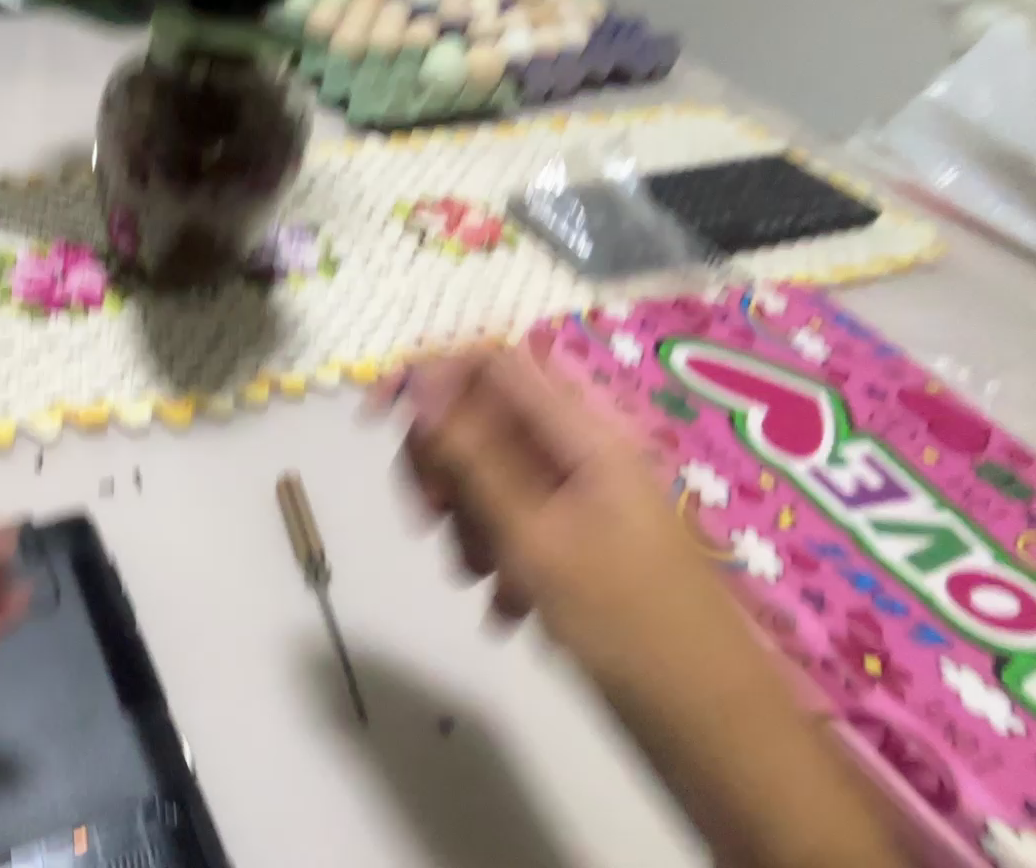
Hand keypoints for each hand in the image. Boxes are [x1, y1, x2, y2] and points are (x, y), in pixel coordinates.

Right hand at [393, 350, 910, 866]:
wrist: (708, 721)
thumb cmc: (623, 622)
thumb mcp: (530, 532)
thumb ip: (470, 452)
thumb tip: (420, 379)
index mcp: (582, 433)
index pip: (489, 363)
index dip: (426, 374)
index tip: (376, 418)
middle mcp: (581, 449)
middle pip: (480, 416)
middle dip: (440, 462)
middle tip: (427, 515)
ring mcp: (580, 490)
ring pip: (487, 469)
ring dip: (463, 514)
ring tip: (471, 571)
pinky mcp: (576, 530)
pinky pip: (509, 512)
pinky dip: (490, 544)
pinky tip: (500, 596)